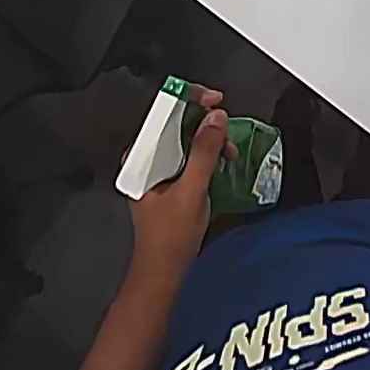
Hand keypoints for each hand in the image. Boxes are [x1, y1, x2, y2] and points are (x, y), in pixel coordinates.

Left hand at [128, 85, 235, 272]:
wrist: (163, 271)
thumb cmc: (171, 237)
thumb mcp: (191, 191)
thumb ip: (204, 153)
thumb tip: (216, 118)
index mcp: (140, 159)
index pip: (163, 115)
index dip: (189, 100)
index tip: (215, 99)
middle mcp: (146, 159)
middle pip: (176, 123)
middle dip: (206, 123)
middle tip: (228, 131)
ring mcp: (157, 168)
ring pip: (186, 137)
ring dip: (211, 139)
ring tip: (228, 153)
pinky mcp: (170, 177)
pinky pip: (190, 152)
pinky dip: (209, 152)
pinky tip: (222, 161)